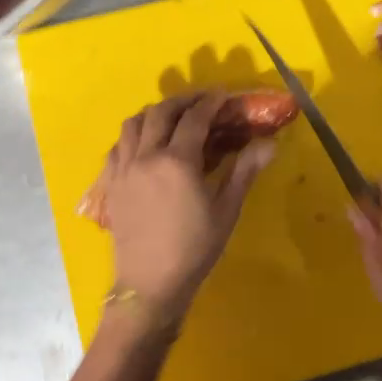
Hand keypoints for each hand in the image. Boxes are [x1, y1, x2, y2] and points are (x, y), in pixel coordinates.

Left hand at [105, 93, 273, 327]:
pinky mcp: (111, 184)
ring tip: (171, 118)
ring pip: (133, 124)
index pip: (195, 118)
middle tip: (201, 102)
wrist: (150, 284)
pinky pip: (118, 146)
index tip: (224, 96)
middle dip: (182, 101)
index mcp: (178, 161)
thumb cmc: (194, 249)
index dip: (211, 103)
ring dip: (154, 113)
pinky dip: (133, 135)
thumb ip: (245, 171)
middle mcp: (146, 156)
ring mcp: (124, 169)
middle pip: (160, 112)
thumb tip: (269, 144)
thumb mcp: (226, 210)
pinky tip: (145, 144)